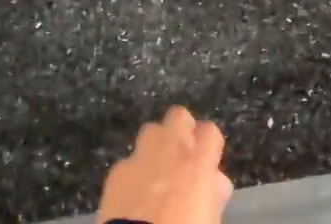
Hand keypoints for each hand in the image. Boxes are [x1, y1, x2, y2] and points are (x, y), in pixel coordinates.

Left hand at [97, 106, 232, 223]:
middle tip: (183, 155)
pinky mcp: (117, 172)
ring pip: (150, 132)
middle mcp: (169, 150)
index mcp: (197, 162)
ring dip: (156, 147)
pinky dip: (134, 174)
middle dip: (182, 130)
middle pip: (178, 116)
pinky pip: (129, 162)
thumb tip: (214, 182)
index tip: (208, 158)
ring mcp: (140, 158)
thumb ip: (213, 192)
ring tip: (157, 174)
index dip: (209, 143)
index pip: (210, 131)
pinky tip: (134, 195)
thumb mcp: (211, 216)